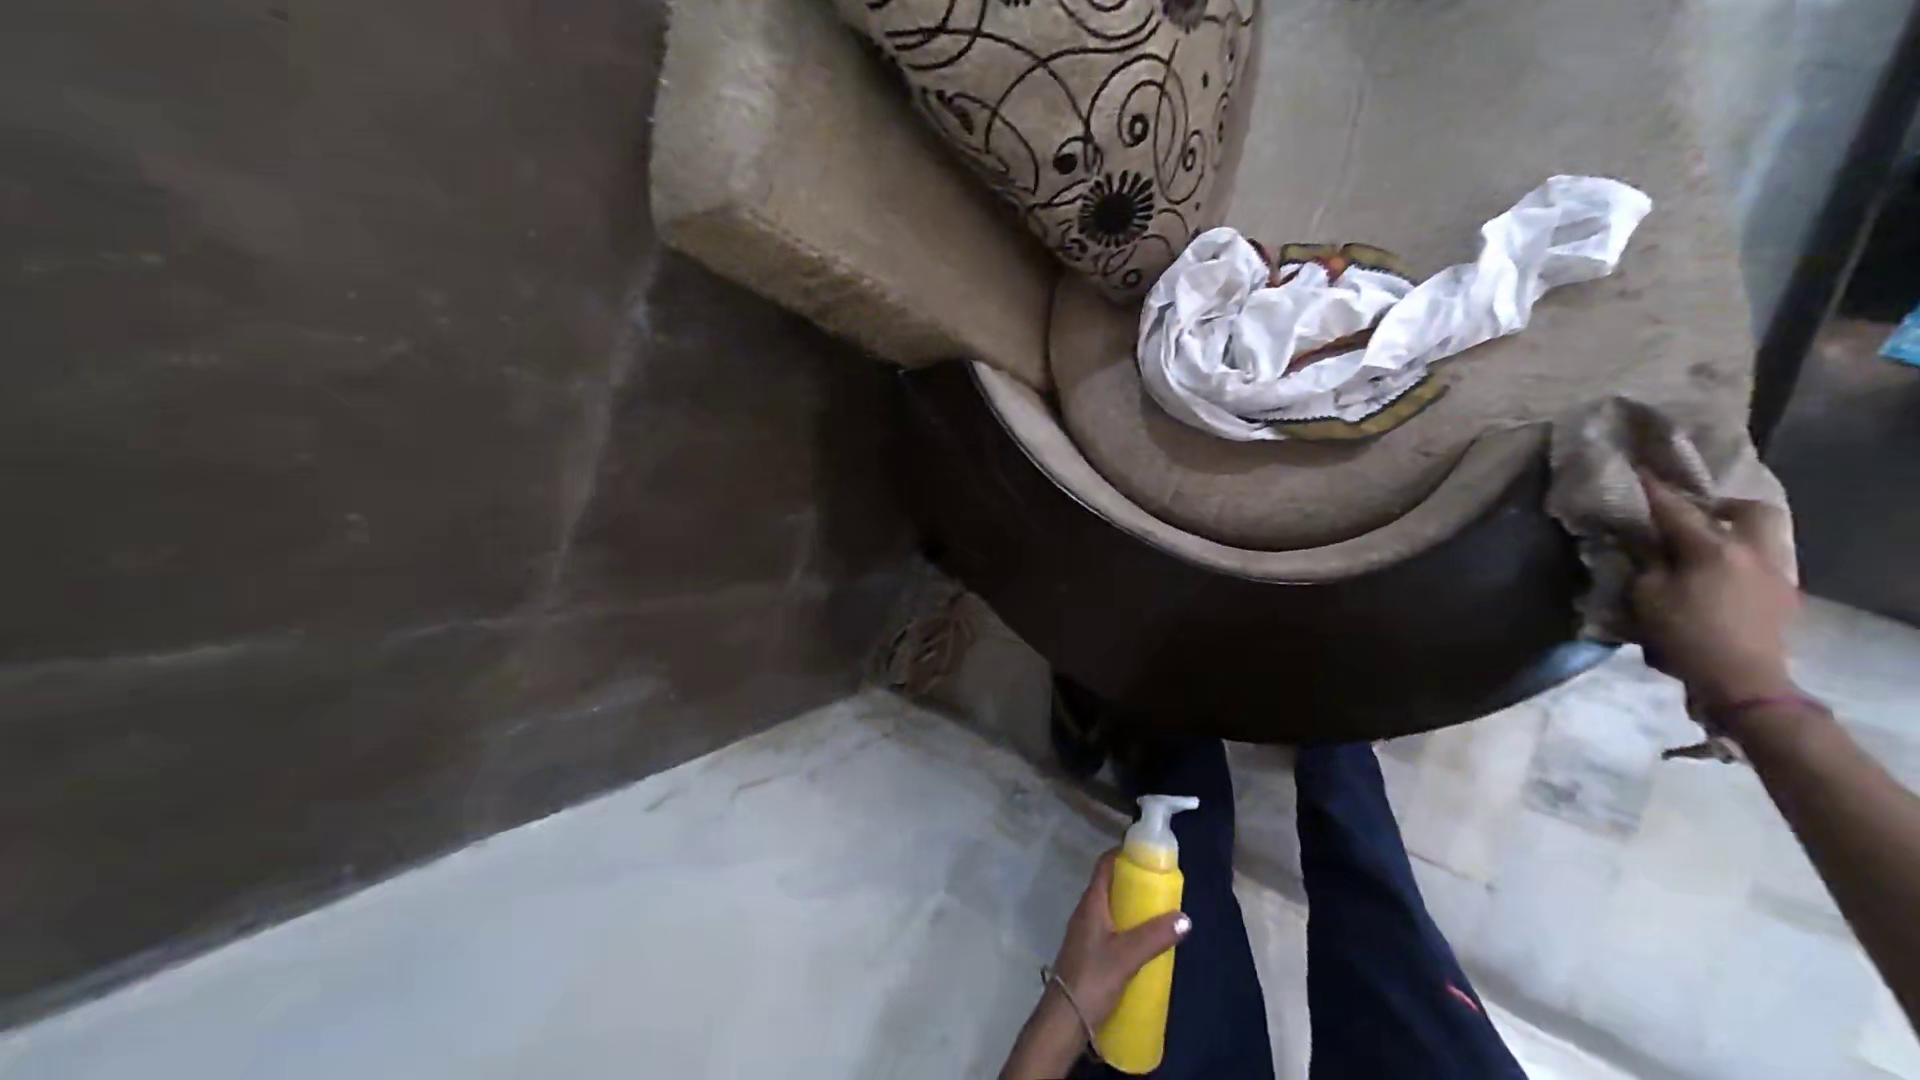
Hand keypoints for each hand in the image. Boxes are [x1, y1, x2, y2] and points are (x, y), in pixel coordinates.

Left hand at [1001, 850, 1191, 1078]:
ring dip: (1131, 905)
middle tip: (1160, 884)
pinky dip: (1127, 926)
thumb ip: (1155, 936)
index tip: (1145, 852)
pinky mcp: (1089, 951)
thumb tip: (1184, 918)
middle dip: (1133, 881)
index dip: (1122, 854)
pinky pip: (1110, 927)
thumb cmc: (1092, 978)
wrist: (1065, 1017)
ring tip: (1158, 911)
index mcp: (1091, 902)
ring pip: (1110, 907)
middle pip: (1109, 885)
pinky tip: (1144, 942)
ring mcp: (1085, 931)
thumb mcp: (1127, 956)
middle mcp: (1086, 911)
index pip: (1104, 865)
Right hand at [1630, 473, 1799, 713]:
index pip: (1676, 510)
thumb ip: (1645, 562)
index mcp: (1713, 549)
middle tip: (1693, 511)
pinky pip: (1764, 559)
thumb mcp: (1646, 595)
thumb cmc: (1684, 634)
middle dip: (1721, 505)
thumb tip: (1640, 542)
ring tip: (1706, 541)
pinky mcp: (1784, 593)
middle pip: (1750, 511)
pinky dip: (1741, 555)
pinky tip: (1718, 572)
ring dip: (1736, 530)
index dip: (1654, 490)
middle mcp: (1753, 551)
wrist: (1742, 679)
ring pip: (1765, 533)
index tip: (1638, 469)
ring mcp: (1776, 572)